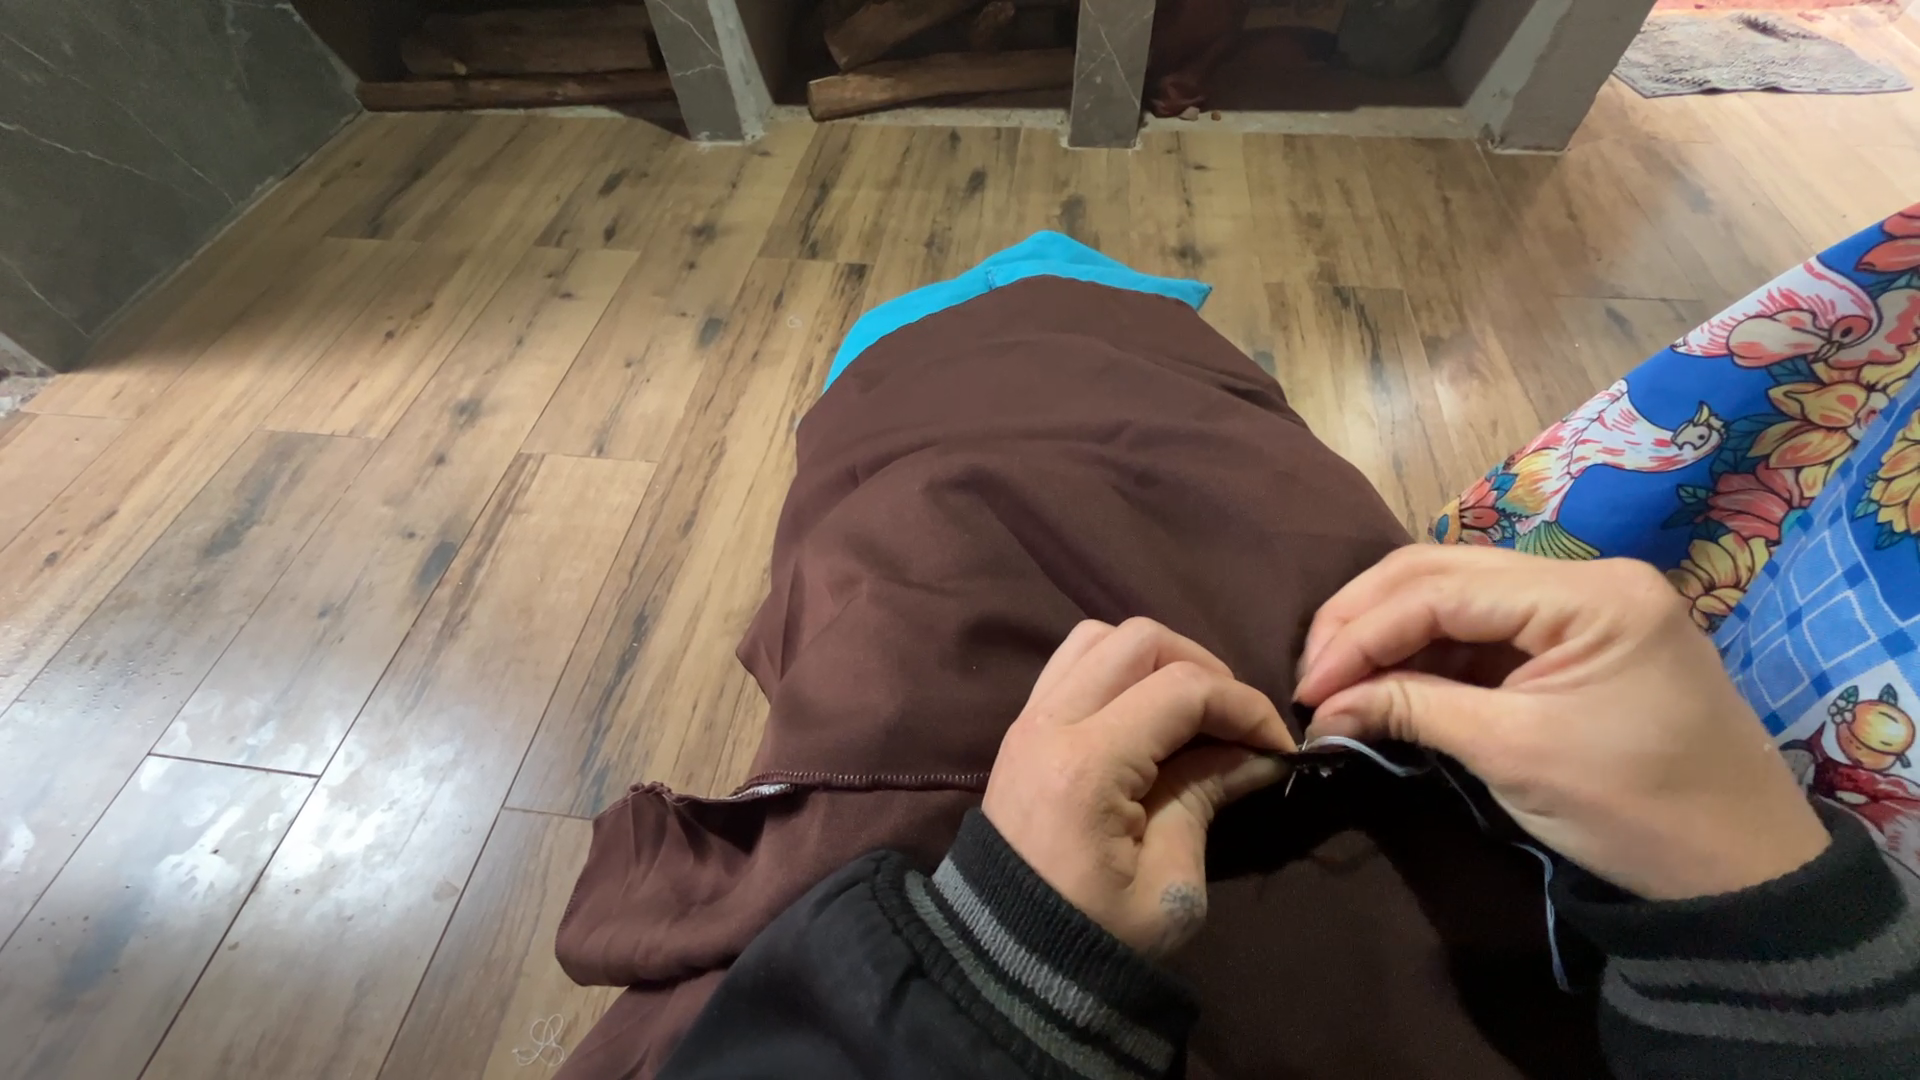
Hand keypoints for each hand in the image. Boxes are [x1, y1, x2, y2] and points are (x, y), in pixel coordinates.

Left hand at [982, 618, 1295, 956]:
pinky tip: (1144, 711)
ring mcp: (1028, 716)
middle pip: (1138, 639)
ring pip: (1099, 637)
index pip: (1181, 690)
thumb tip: (1254, 753)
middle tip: (1235, 721)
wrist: (1003, 959)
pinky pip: (1071, 661)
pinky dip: (1117, 667)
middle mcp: (1049, 721)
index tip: (1277, 745)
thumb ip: (1205, 798)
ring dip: (1155, 658)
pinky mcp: (1021, 725)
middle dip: (1204, 667)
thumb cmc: (1091, 938)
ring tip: (1192, 708)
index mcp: (1086, 764)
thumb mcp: (1169, 886)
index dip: (1243, 706)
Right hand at [1293, 545, 1829, 900]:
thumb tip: (1319, 706)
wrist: (1742, 876)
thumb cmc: (1635, 812)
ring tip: (1334, 676)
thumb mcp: (1509, 753)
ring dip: (1379, 630)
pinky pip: (1465, 623)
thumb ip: (1407, 708)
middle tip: (1313, 673)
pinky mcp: (1557, 633)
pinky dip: (1412, 648)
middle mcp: (1580, 576)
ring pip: (1441, 590)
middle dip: (1359, 620)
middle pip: (1433, 572)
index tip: (1310, 687)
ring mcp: (1570, 601)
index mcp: (1589, 596)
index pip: (1439, 592)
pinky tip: (1379, 675)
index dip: (1360, 634)